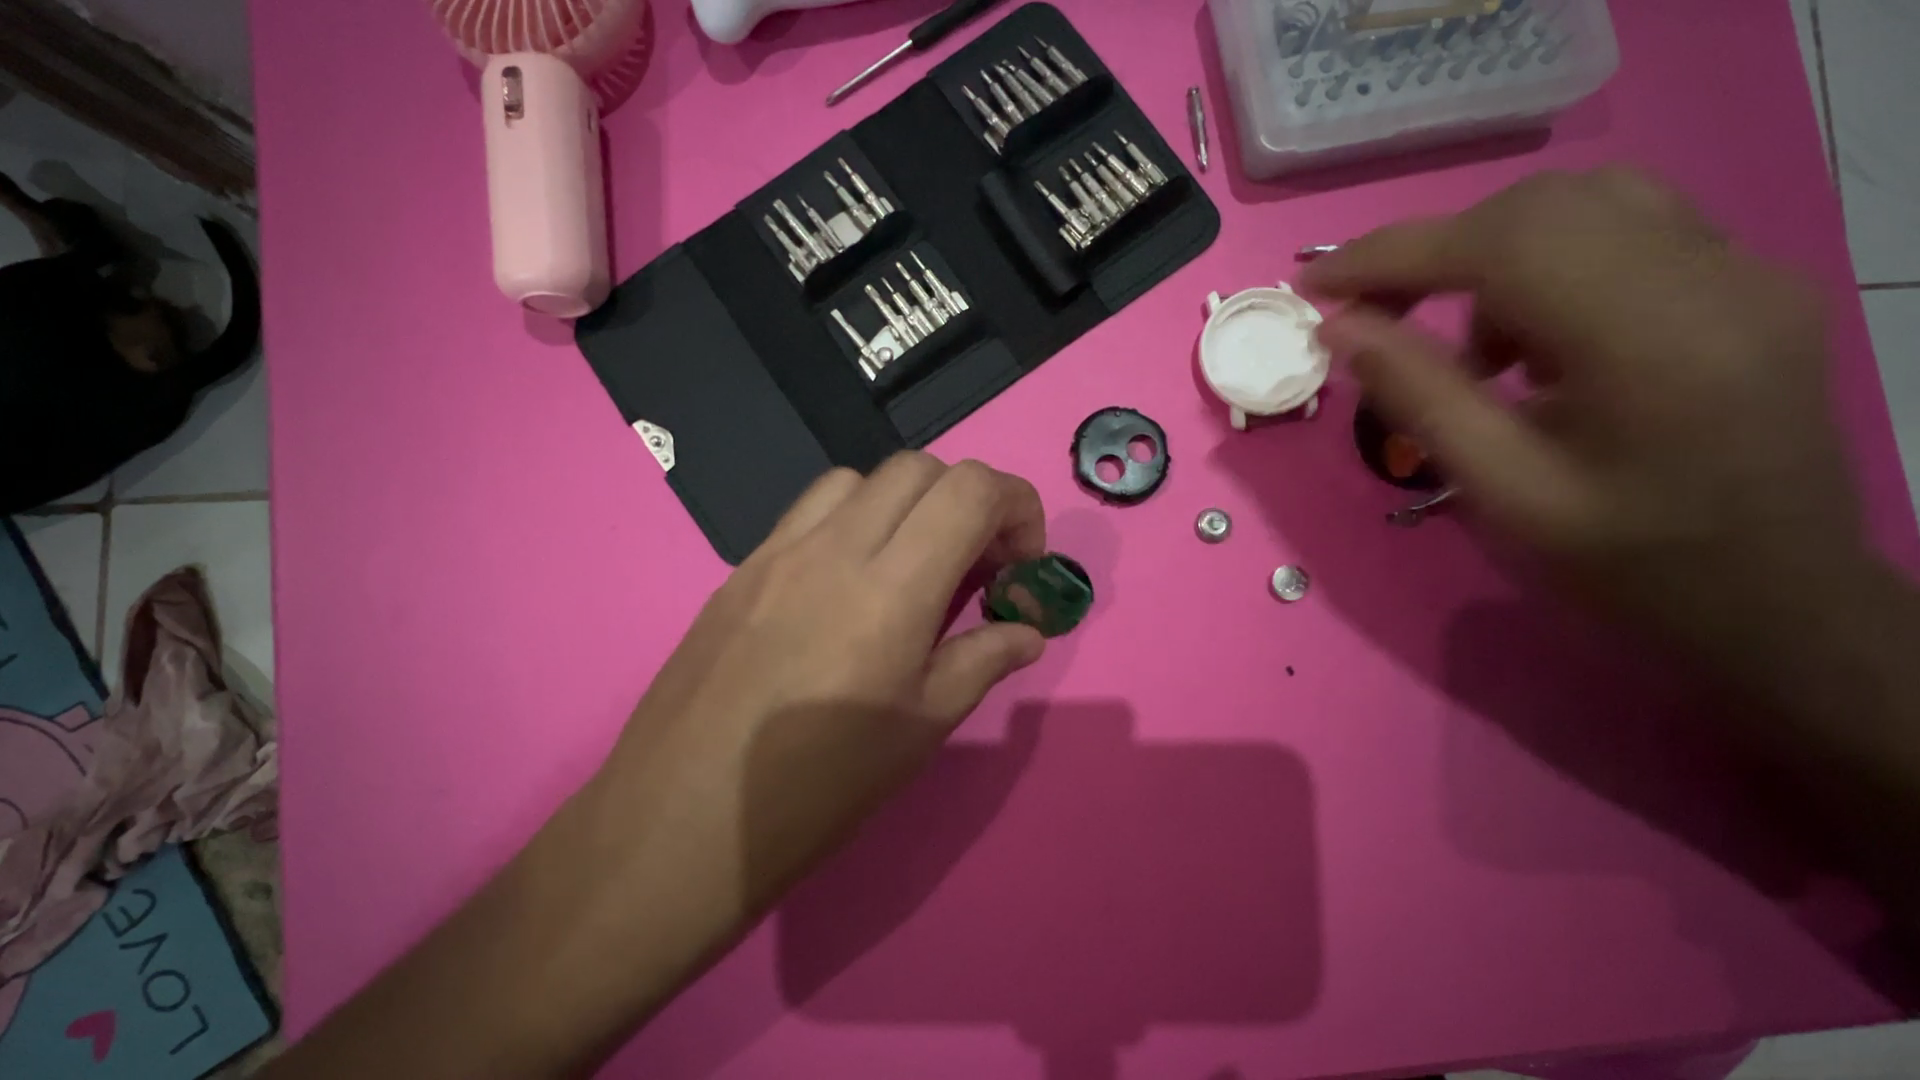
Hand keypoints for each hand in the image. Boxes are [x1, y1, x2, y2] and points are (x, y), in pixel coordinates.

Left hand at [591, 451, 1047, 959]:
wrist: (682, 821)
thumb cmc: (819, 789)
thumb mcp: (921, 731)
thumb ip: (982, 661)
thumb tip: (1026, 631)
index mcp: (890, 590)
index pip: (969, 489)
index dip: (1017, 506)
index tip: (1022, 562)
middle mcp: (832, 549)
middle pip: (918, 469)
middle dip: (966, 502)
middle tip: (976, 568)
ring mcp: (776, 553)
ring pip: (858, 480)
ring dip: (904, 505)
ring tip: (911, 570)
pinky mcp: (740, 571)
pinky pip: (807, 513)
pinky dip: (851, 522)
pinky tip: (846, 587)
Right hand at [1300, 169, 1869, 684]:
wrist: (1782, 605)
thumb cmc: (1632, 570)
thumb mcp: (1505, 495)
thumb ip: (1419, 399)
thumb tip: (1339, 328)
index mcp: (1653, 341)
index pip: (1504, 243)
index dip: (1393, 252)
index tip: (1315, 285)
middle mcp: (1714, 278)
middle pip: (1543, 206)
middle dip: (1437, 250)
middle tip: (1375, 316)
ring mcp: (1745, 270)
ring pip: (1584, 204)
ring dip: (1493, 256)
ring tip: (1470, 349)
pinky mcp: (1749, 281)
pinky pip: (1626, 230)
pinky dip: (1548, 265)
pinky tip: (1535, 344)